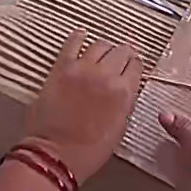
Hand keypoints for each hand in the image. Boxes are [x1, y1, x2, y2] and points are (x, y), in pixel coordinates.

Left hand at [21, 31, 143, 181]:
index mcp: (124, 92)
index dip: (135, 65)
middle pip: (121, 51)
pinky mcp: (62, 67)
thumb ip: (125, 102)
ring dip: (105, 47)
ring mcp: (83, 68)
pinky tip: (81, 35)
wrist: (55, 155)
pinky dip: (78, 37)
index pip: (136, 66)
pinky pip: (72, 43)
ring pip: (100, 44)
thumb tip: (125, 87)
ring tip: (103, 51)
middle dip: (124, 53)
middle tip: (121, 57)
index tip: (132, 67)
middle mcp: (107, 74)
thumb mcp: (119, 127)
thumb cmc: (90, 150)